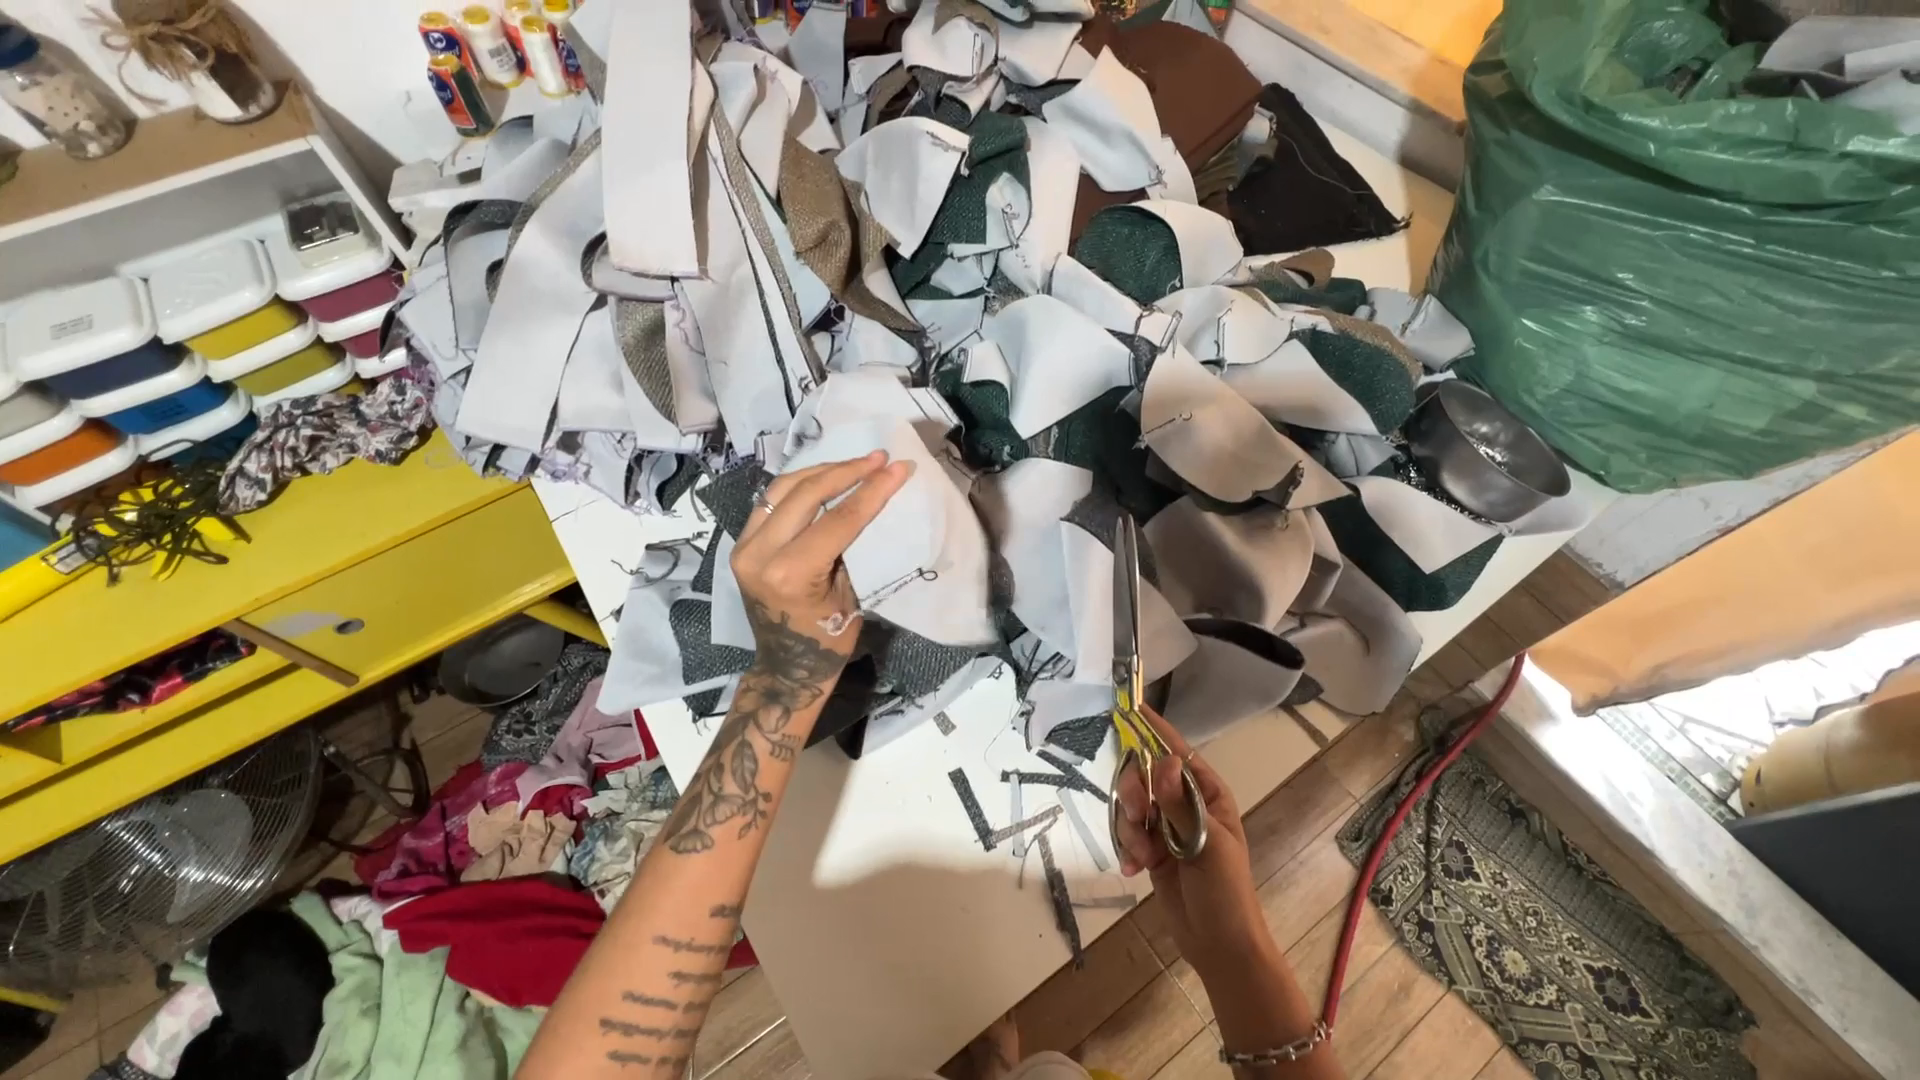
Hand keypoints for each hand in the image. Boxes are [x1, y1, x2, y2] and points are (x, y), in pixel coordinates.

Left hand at [731, 451, 913, 658]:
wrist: (786, 666)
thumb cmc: (828, 640)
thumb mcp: (849, 594)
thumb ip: (851, 547)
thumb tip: (869, 501)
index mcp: (789, 574)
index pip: (837, 519)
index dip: (871, 491)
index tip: (897, 469)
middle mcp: (758, 554)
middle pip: (806, 494)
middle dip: (847, 471)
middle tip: (879, 458)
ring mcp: (744, 546)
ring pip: (784, 489)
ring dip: (823, 471)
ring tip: (857, 463)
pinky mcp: (741, 543)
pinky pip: (772, 501)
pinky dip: (801, 485)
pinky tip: (827, 476)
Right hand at [1115, 706, 1268, 981]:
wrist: (1219, 944)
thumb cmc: (1226, 890)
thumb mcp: (1206, 844)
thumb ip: (1178, 804)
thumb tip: (1163, 761)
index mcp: (1207, 794)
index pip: (1177, 752)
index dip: (1154, 730)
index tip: (1129, 708)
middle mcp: (1184, 803)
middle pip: (1144, 776)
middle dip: (1134, 794)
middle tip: (1137, 816)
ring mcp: (1166, 827)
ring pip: (1130, 806)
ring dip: (1131, 830)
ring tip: (1144, 858)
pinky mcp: (1150, 850)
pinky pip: (1126, 833)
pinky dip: (1126, 849)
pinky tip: (1133, 869)